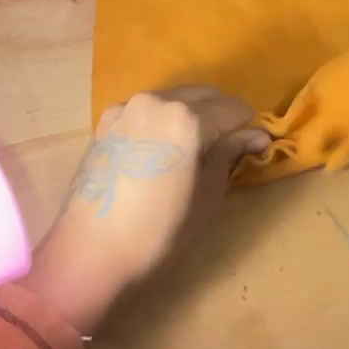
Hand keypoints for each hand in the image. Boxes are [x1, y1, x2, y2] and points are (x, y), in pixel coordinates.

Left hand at [25, 87, 267, 333]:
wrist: (90, 252)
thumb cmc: (159, 231)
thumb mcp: (207, 195)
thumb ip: (230, 155)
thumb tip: (258, 135)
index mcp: (186, 117)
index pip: (234, 109)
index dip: (247, 130)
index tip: (251, 152)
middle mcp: (155, 100)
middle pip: (203, 96)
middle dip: (220, 117)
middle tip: (224, 152)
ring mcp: (126, 108)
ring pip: (173, 100)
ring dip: (190, 116)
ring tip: (191, 155)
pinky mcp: (106, 123)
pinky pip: (147, 112)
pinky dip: (162, 123)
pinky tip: (159, 155)